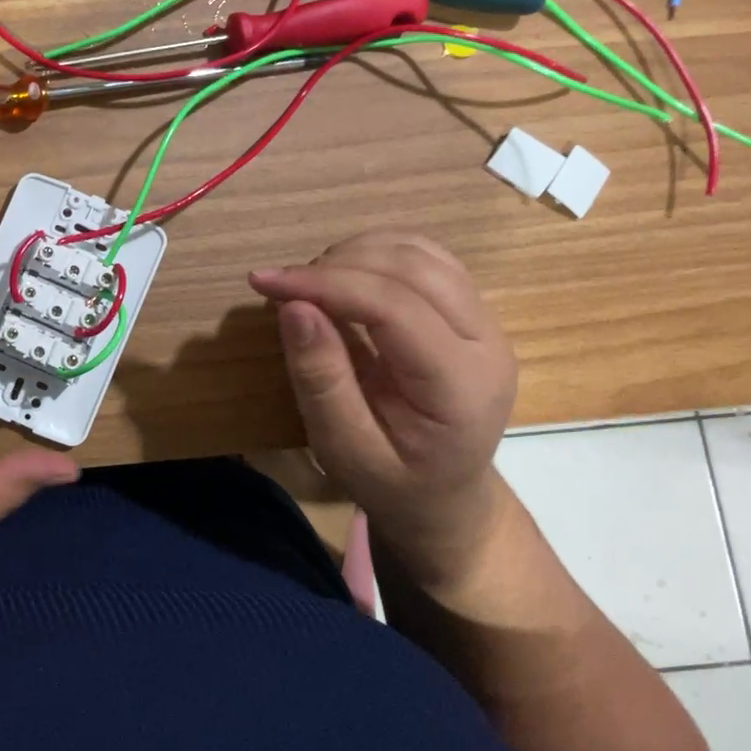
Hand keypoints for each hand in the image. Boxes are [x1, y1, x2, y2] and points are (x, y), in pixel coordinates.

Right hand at [248, 231, 516, 585]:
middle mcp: (487, 343)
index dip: (325, 284)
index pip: (394, 305)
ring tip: (310, 285)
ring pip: (420, 252)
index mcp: (460, 385)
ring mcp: (485, 322)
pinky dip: (375, 254)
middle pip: (411, 267)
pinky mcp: (470, 311)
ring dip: (355, 253)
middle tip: (282, 287)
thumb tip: (293, 308)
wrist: (444, 498)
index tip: (264, 282)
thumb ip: (321, 380)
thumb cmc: (391, 482)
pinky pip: (425, 258)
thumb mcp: (344, 448)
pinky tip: (342, 280)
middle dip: (336, 264)